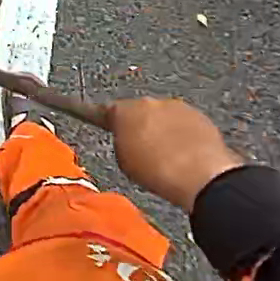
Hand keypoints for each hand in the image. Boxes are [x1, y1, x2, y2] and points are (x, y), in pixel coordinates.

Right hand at [107, 98, 246, 210]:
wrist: (202, 177)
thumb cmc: (159, 171)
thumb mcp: (124, 162)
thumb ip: (120, 142)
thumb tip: (126, 140)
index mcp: (122, 110)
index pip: (101, 109)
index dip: (95, 115)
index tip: (77, 108)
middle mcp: (148, 102)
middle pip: (137, 112)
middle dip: (139, 126)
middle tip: (142, 150)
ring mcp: (174, 107)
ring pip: (162, 116)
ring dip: (163, 130)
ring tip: (167, 157)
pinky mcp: (198, 116)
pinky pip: (184, 123)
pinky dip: (183, 134)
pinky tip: (185, 154)